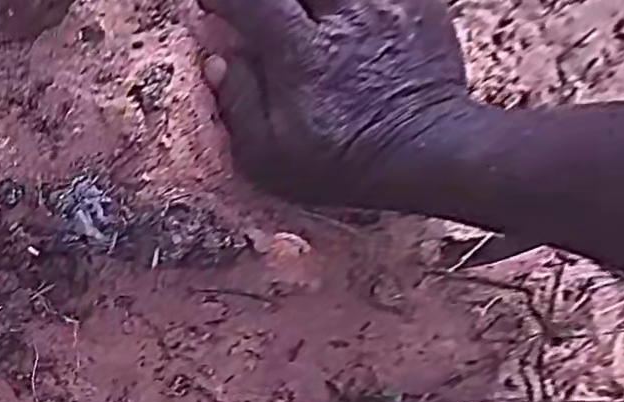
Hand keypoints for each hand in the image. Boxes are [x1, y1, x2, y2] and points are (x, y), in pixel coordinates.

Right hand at [199, 0, 479, 206]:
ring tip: (297, 15)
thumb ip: (238, 103)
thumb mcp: (263, 154)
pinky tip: (339, 19)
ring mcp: (386, 4)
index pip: (257, 5)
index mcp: (300, 55)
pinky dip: (347, 4)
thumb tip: (217, 61)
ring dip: (313, 1)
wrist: (415, 153)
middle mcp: (345, 16)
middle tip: (254, 8)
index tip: (206, 1)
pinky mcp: (417, 3)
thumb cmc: (330, 163)